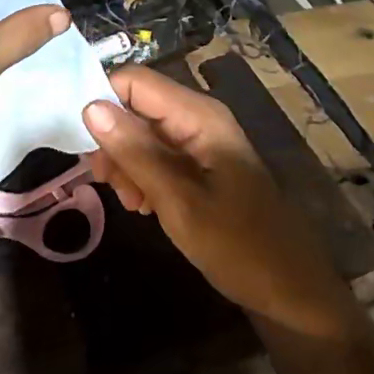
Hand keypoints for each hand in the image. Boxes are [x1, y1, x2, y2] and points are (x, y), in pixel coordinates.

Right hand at [83, 67, 352, 335]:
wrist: (291, 292)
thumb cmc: (239, 246)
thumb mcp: (178, 201)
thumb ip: (135, 152)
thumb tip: (89, 107)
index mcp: (198, 116)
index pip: (134, 81)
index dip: (102, 101)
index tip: (82, 144)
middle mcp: (198, 118)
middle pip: (135, 106)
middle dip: (113, 140)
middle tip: (108, 183)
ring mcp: (200, 141)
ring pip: (141, 132)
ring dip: (125, 163)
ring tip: (132, 201)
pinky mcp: (199, 164)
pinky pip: (157, 154)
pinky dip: (142, 175)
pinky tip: (144, 205)